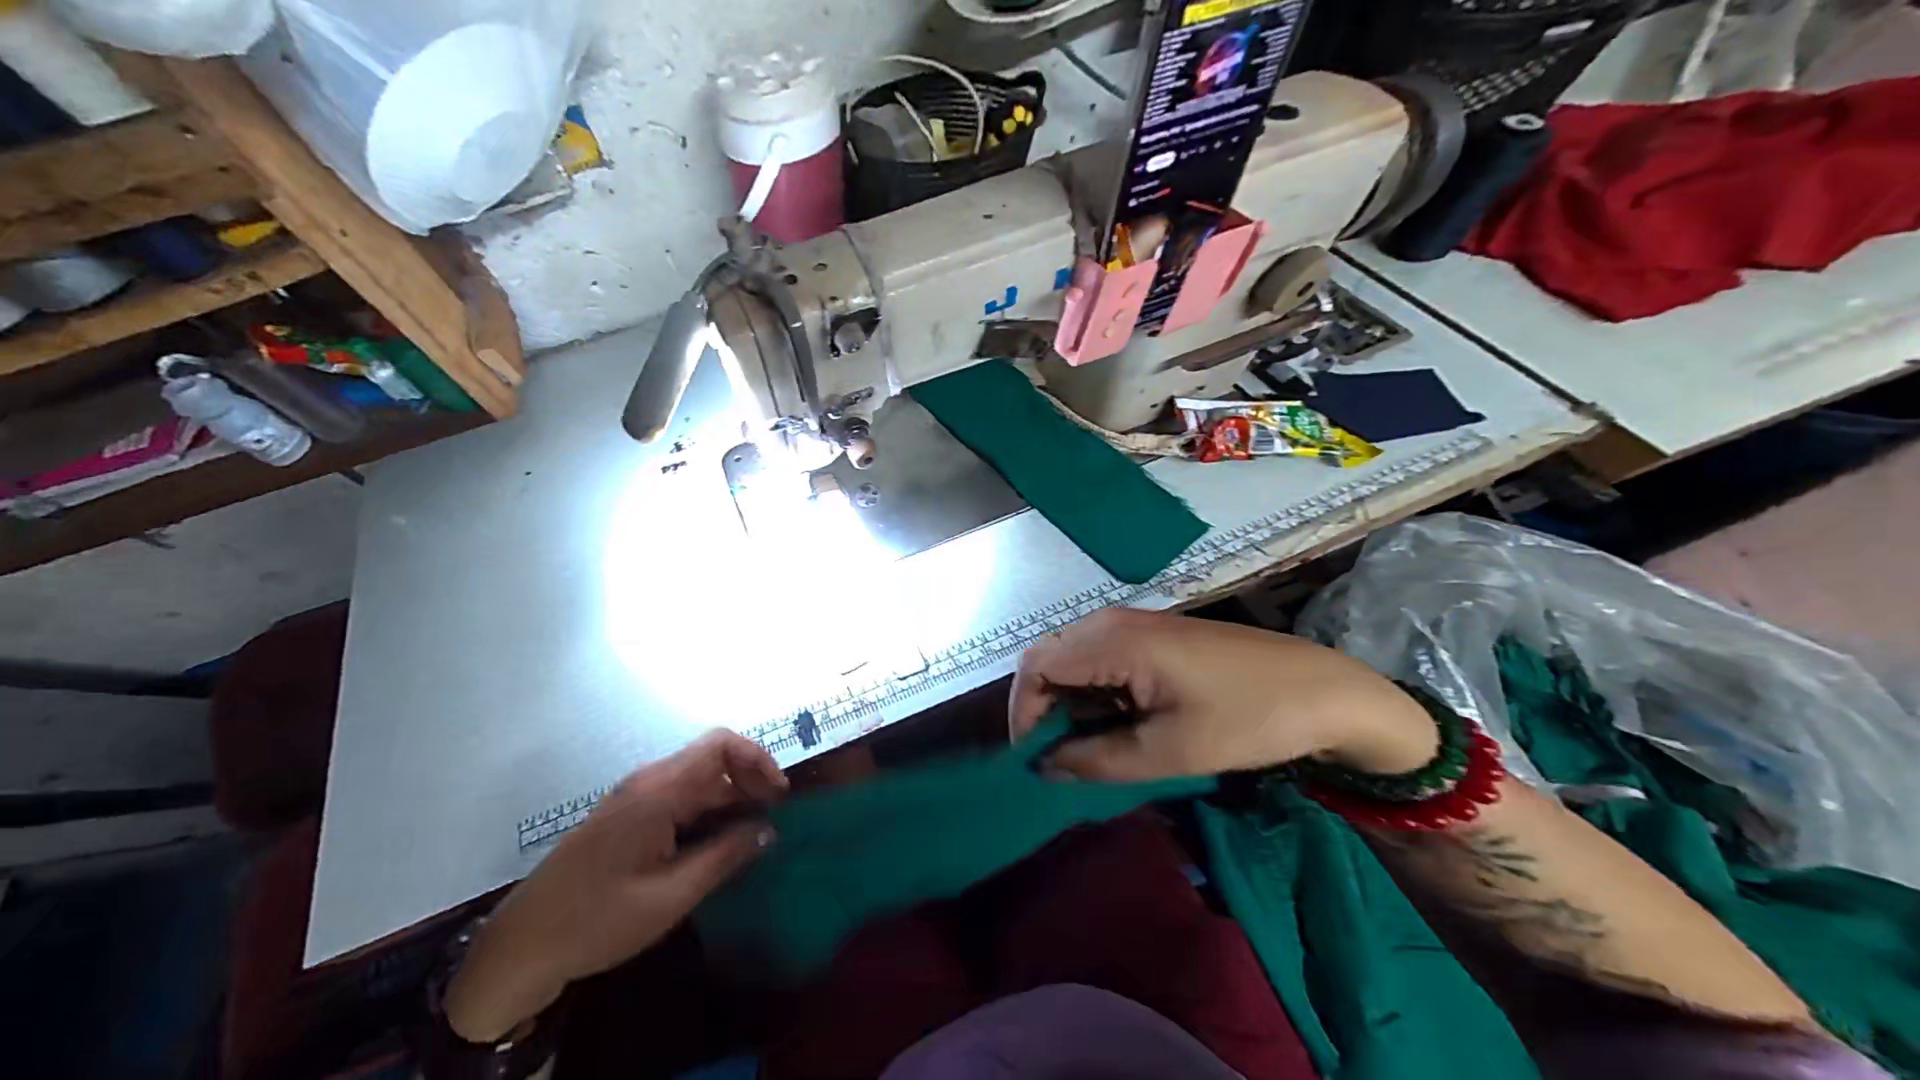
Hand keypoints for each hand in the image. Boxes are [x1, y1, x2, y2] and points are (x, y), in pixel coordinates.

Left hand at [443, 730, 786, 1041]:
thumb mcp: (671, 896)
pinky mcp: (625, 814)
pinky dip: (706, 805)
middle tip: (772, 816)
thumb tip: (769, 830)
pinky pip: (677, 793)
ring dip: (729, 793)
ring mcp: (632, 796)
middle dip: (749, 778)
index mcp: (658, 792)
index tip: (779, 795)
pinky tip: (715, 838)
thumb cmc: (598, 921)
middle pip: (710, 757)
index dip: (757, 759)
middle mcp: (646, 782)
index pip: (720, 745)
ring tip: (751, 830)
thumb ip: (725, 856)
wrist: (521, 946)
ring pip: (695, 776)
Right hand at [1008, 609, 1435, 781]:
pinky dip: (1096, 696)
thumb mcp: (1169, 752)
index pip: (1035, 668)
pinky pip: (1103, 661)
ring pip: (1074, 661)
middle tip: (1060, 761)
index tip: (1037, 762)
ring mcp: (1137, 625)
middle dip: (1043, 711)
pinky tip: (1118, 728)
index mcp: (1114, 640)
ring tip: (1088, 751)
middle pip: (1049, 660)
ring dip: (1070, 706)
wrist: (1328, 691)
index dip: (1023, 715)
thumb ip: (1097, 760)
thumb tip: (1046, 767)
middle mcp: (1115, 621)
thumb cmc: (1249, 719)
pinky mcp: (1156, 637)